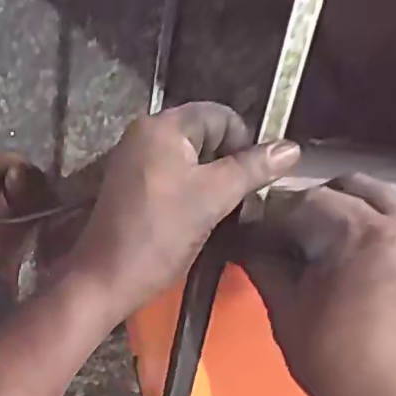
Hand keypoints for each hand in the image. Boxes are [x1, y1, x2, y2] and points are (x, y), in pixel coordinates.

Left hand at [64, 102, 298, 320]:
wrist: (103, 281)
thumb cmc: (158, 236)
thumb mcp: (213, 199)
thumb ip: (252, 169)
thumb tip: (291, 148)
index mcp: (161, 126)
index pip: (221, 115)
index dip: (245, 142)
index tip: (253, 179)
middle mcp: (141, 137)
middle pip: (203, 137)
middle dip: (227, 164)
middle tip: (237, 199)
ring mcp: (130, 165)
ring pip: (187, 163)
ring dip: (208, 184)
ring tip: (217, 213)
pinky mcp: (126, 192)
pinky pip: (168, 182)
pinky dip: (186, 195)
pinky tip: (192, 221)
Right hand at [239, 174, 395, 395]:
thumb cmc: (336, 365)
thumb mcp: (287, 314)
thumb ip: (266, 266)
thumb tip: (247, 241)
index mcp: (361, 234)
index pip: (304, 201)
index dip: (272, 217)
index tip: (254, 237)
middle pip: (346, 188)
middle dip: (311, 207)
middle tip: (288, 242)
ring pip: (380, 197)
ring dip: (346, 214)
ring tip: (324, 252)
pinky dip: (377, 227)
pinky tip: (359, 261)